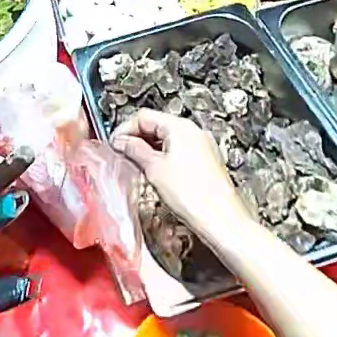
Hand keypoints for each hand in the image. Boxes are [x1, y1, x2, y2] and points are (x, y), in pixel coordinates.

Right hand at [111, 111, 250, 234]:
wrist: (222, 219)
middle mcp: (193, 131)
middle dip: (136, 137)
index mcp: (180, 126)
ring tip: (136, 164)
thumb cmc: (193, 195)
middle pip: (156, 124)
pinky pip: (178, 149)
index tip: (114, 143)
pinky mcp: (206, 160)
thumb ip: (134, 149)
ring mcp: (201, 145)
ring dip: (149, 147)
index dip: (125, 129)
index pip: (143, 116)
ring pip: (167, 137)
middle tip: (122, 153)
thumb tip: (121, 141)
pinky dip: (164, 155)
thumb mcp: (154, 169)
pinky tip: (156, 171)